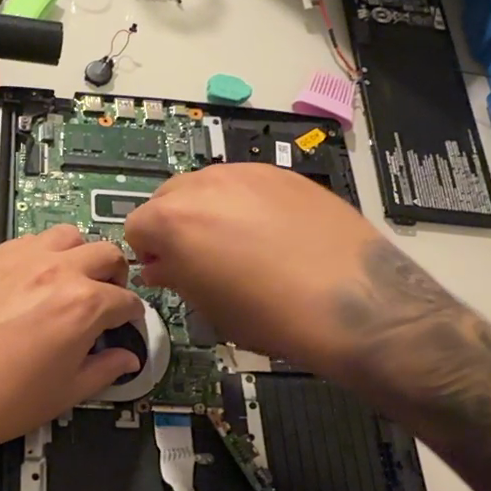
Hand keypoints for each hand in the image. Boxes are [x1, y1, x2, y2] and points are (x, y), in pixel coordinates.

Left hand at [0, 225, 144, 465]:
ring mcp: (20, 260)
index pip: (127, 300)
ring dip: (80, 253)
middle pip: (106, 253)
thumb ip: (104, 370)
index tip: (126, 326)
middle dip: (115, 275)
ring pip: (68, 235)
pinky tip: (34, 280)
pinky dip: (42, 253)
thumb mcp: (65, 394)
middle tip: (108, 298)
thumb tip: (125, 361)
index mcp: (83, 305)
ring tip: (73, 279)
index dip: (132, 317)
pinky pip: (28, 241)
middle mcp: (56, 271)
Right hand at [125, 163, 399, 375]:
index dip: (147, 253)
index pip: (135, 226)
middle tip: (197, 259)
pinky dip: (244, 204)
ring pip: (208, 185)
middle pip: (168, 197)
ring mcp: (248, 174)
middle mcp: (206, 185)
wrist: (354, 303)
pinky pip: (246, 184)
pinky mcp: (285, 175)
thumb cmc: (273, 316)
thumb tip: (164, 266)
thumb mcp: (210, 308)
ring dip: (208, 211)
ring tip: (237, 246)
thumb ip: (177, 277)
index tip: (166, 272)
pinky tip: (270, 235)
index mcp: (175, 220)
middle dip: (173, 225)